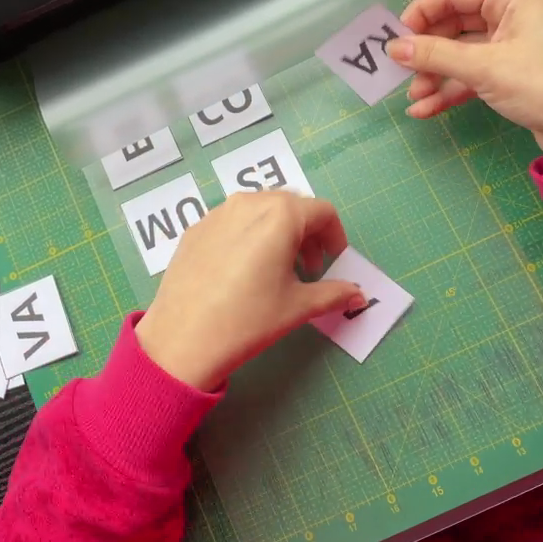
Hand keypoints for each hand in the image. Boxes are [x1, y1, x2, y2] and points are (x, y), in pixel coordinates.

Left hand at [136, 193, 363, 390]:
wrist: (183, 339)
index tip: (333, 262)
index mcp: (280, 214)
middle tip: (308, 268)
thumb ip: (334, 294)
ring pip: (258, 209)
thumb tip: (359, 295)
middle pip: (290, 205)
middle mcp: (248, 202)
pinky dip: (247, 236)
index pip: (322, 211)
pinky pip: (231, 221)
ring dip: (277, 231)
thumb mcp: (298, 307)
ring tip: (275, 269)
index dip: (335, 236)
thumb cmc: (248, 319)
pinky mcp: (195, 229)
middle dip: (307, 232)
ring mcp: (217, 213)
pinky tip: (241, 271)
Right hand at [386, 0, 542, 172]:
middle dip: (427, 50)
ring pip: (461, 52)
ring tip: (415, 97)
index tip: (396, 38)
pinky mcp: (513, 73)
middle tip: (401, 71)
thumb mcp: (484, 68)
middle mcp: (513, 13)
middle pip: (454, 23)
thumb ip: (435, 55)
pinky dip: (451, 89)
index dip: (421, 12)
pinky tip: (427, 108)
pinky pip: (472, 74)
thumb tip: (393, 47)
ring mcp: (513, 44)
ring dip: (436, 74)